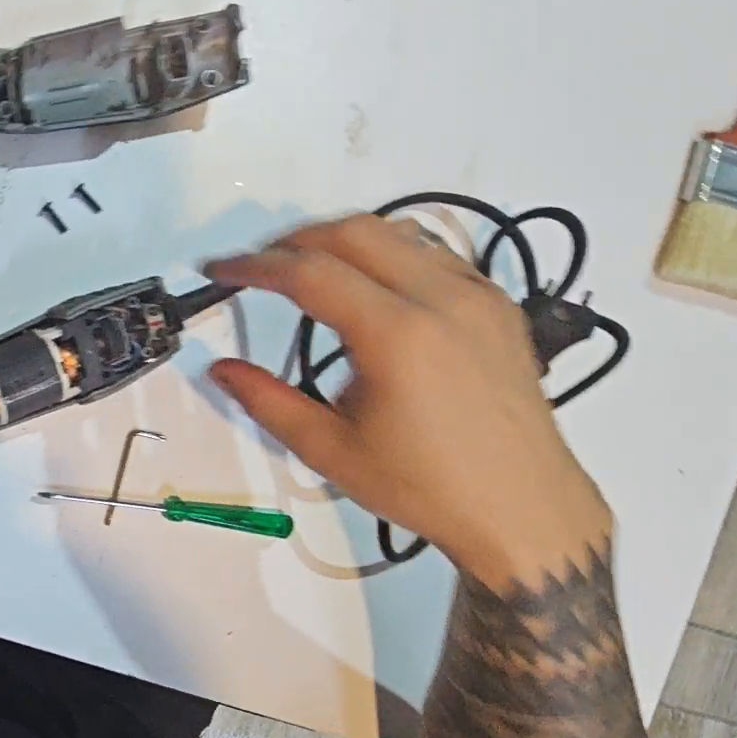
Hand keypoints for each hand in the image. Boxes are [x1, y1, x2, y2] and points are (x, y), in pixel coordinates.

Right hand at [204, 214, 611, 586]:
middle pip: (355, 233)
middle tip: (252, 267)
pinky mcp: (495, 304)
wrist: (520, 504)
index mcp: (396, 335)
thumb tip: (221, 369)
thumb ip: (267, 401)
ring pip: (397, 233)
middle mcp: (442, 299)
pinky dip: (383, 254)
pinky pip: (431, 254)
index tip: (217, 271)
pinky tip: (361, 287)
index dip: (254, 266)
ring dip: (338, 241)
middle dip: (292, 241)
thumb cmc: (418, 484)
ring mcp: (477, 295)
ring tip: (299, 270)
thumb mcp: (326, 448)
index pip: (311, 273)